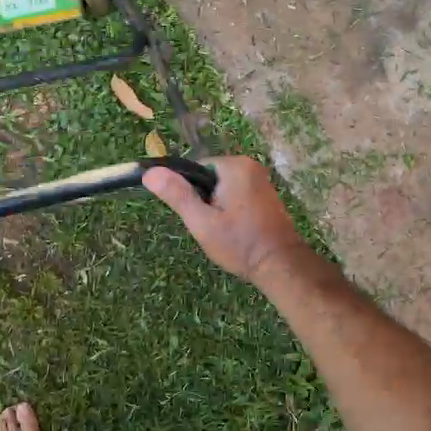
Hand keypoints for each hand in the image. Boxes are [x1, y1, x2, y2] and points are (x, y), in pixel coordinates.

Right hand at [142, 156, 308, 284]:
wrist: (280, 265)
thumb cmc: (239, 243)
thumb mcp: (202, 222)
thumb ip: (177, 195)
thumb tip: (150, 172)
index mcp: (234, 166)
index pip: (196, 168)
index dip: (190, 192)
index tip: (196, 215)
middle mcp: (251, 165)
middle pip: (210, 177)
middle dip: (205, 200)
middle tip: (210, 226)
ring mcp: (262, 180)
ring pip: (223, 188)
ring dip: (218, 207)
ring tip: (222, 231)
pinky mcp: (267, 195)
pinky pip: (238, 195)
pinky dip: (232, 210)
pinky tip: (235, 230)